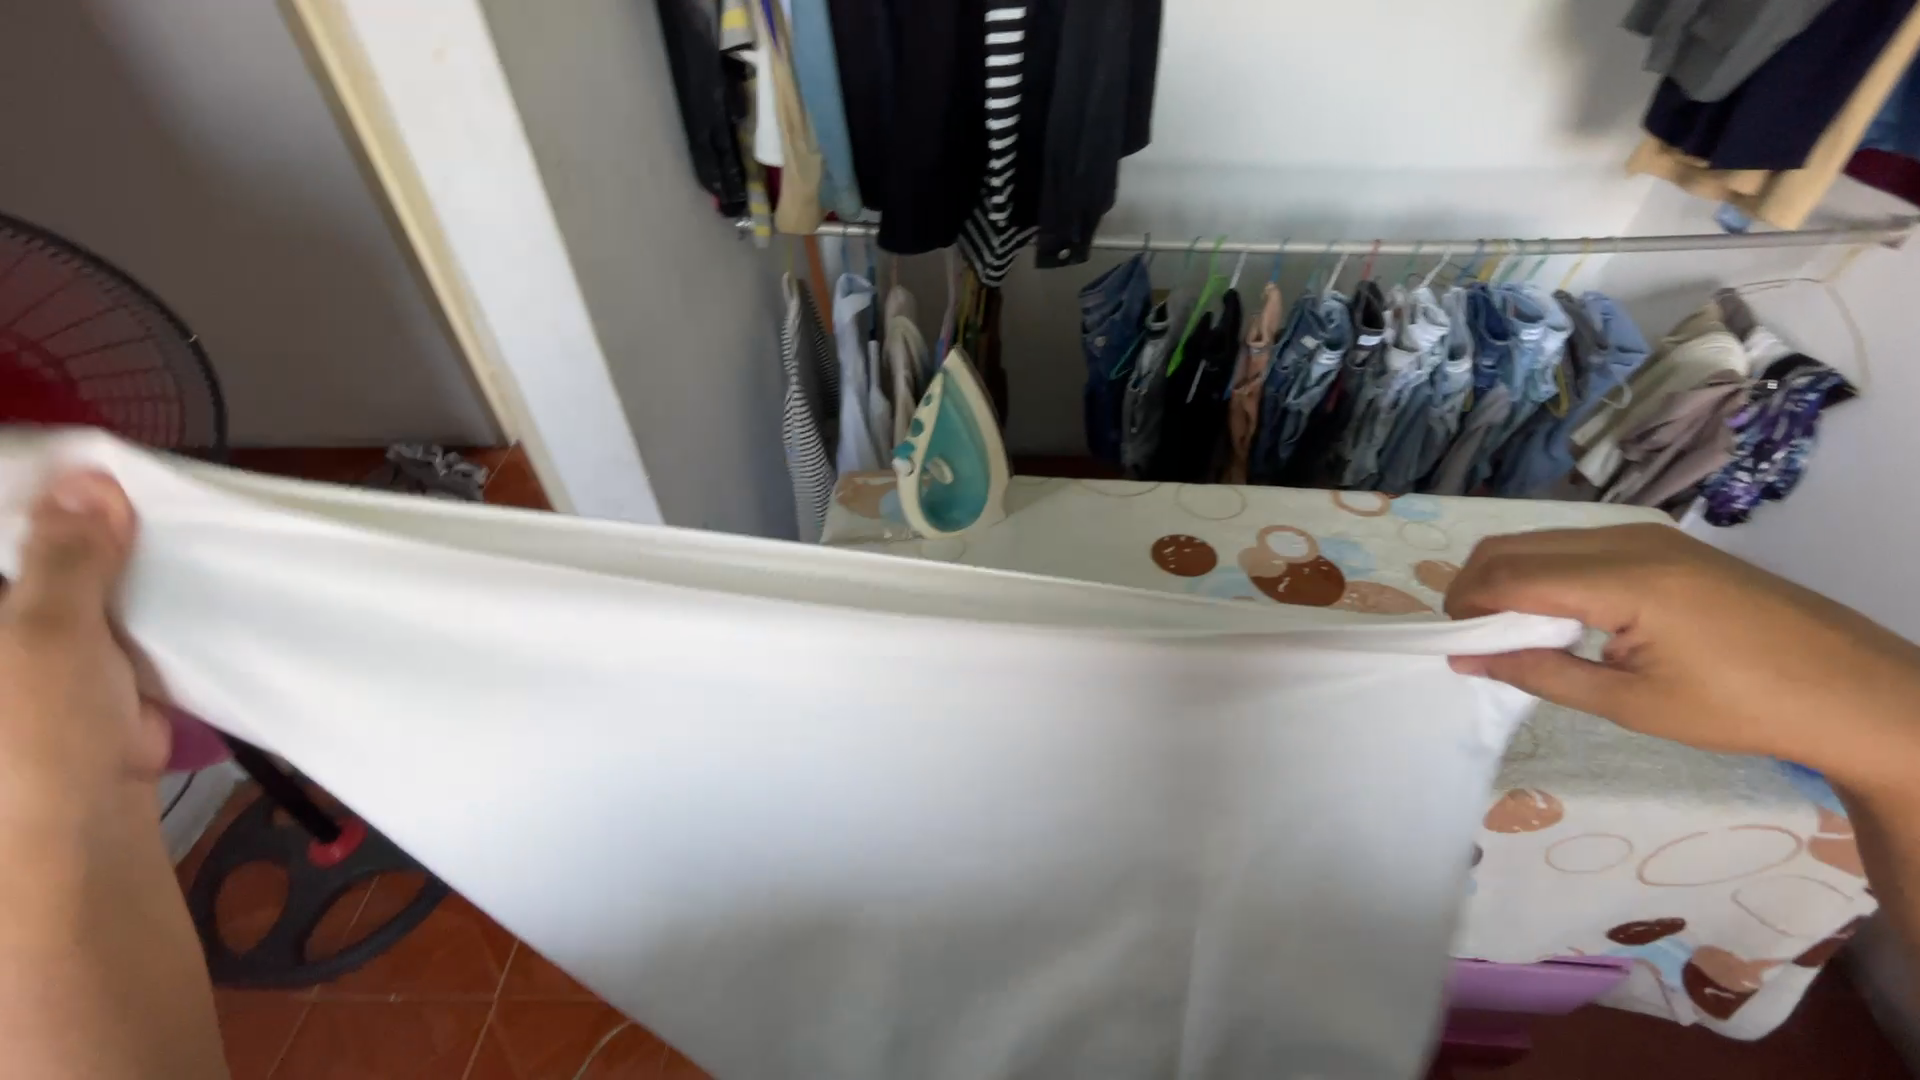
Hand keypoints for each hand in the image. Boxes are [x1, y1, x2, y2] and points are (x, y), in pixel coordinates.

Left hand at [0, 471, 225, 1077]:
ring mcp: (28, 655)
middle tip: (136, 500)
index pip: (2, 539)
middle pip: (32, 556)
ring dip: (119, 566)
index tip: (87, 472)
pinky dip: (138, 606)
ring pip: (76, 585)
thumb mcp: (48, 638)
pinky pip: (107, 620)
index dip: (34, 502)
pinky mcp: (75, 676)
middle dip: (84, 530)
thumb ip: (69, 562)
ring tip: (161, 538)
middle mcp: (0, 630)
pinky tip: (167, 595)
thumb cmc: (32, 741)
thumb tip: (89, 478)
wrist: (75, 832)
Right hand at [1444, 524, 1919, 794]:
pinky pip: (1574, 543)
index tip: (1451, 641)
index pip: (1508, 575)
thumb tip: (1465, 659)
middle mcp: (1628, 541)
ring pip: (1538, 539)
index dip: (1464, 605)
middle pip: (1512, 546)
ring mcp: (1648, 536)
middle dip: (1474, 586)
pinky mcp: (1663, 543)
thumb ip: (1537, 673)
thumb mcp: (1629, 704)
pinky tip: (1557, 612)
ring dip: (1506, 576)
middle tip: (1472, 635)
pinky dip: (1542, 570)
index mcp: (1624, 581)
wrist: (1866, 694)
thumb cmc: (1744, 709)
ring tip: (1510, 627)